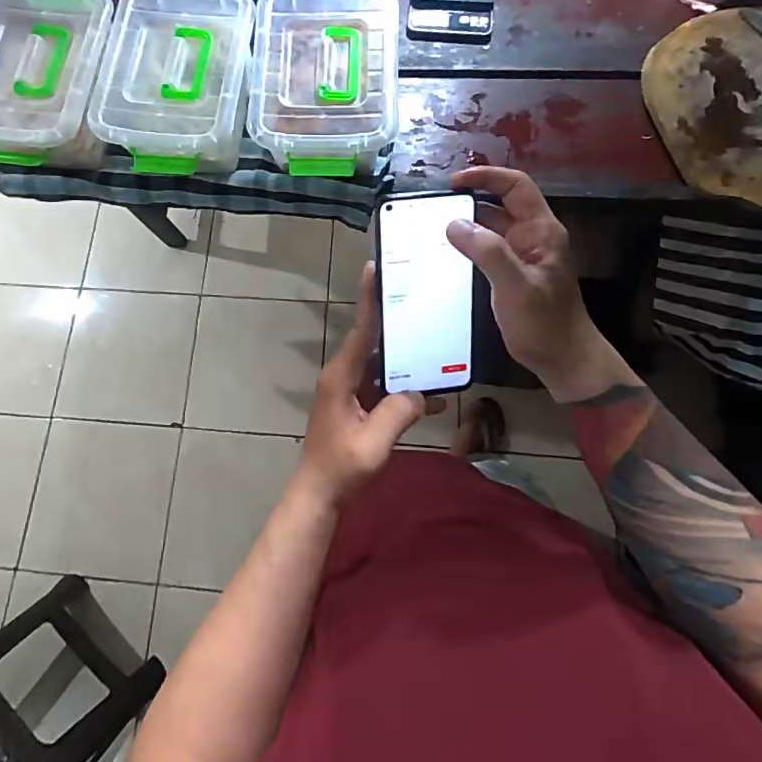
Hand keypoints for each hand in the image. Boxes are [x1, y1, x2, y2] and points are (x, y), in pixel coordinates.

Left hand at [295, 262, 430, 507]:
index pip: (361, 331)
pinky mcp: (357, 406)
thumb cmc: (342, 467)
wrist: (320, 492)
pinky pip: (383, 387)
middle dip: (397, 324)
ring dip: (408, 362)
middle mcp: (342, 376)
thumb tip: (422, 392)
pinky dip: (405, 389)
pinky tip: (434, 397)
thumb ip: (398, 412)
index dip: (369, 300)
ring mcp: (349, 391)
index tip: (374, 269)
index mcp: (341, 377)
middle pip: (374, 342)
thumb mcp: (375, 441)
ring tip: (441, 348)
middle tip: (423, 301)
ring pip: (382, 366)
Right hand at [444, 167, 615, 398]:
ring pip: (488, 225)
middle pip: (499, 202)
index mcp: (541, 231)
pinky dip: (462, 243)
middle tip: (432, 204)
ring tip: (429, 224)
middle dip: (467, 197)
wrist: (562, 358)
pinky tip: (441, 251)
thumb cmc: (545, 323)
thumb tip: (454, 223)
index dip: (486, 176)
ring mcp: (520, 254)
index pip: (516, 186)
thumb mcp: (516, 286)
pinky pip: (482, 246)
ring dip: (462, 221)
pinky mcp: (508, 271)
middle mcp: (531, 236)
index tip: (452, 182)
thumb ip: (488, 252)